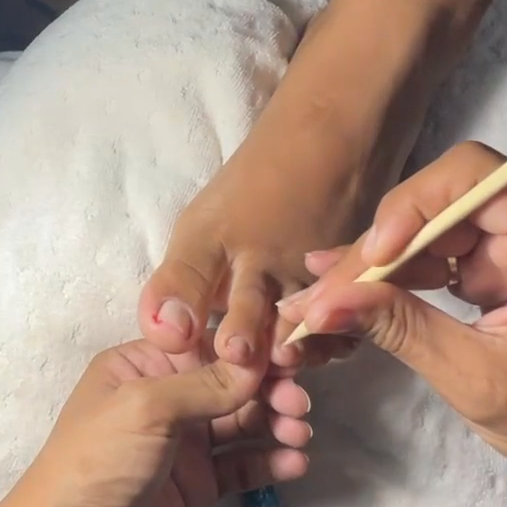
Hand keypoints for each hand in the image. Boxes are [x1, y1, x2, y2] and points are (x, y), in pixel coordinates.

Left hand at [8, 341, 310, 506]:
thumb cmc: (97, 462)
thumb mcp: (146, 409)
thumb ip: (205, 384)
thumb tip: (258, 361)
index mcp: (142, 365)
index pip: (206, 344)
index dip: (249, 349)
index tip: (291, 356)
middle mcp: (164, 398)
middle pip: (229, 383)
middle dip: (268, 389)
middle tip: (300, 404)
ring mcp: (181, 444)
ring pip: (241, 423)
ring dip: (274, 424)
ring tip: (300, 434)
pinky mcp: (196, 485)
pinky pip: (240, 465)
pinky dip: (268, 462)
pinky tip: (294, 464)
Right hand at [139, 110, 375, 377]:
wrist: (335, 137)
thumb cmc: (265, 182)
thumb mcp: (207, 232)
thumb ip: (181, 282)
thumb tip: (162, 336)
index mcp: (199, 283)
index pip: (188, 341)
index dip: (203, 361)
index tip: (227, 369)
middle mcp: (238, 294)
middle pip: (243, 347)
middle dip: (257, 363)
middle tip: (274, 365)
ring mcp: (286, 294)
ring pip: (286, 342)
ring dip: (297, 354)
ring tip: (308, 353)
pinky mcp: (331, 292)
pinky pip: (333, 329)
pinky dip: (338, 337)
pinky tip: (344, 338)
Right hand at [276, 141, 506, 498]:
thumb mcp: (483, 384)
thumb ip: (404, 330)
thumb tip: (323, 303)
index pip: (477, 177)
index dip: (413, 205)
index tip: (372, 258)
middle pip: (447, 201)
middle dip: (382, 245)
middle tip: (325, 290)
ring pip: (437, 227)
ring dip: (380, 263)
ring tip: (324, 296)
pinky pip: (446, 252)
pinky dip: (402, 275)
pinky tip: (354, 291)